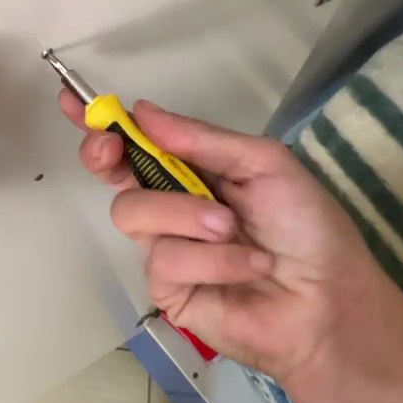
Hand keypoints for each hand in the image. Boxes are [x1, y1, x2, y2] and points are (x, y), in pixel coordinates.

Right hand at [62, 95, 402, 390]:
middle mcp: (173, 207)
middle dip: (106, 156)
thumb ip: (201, 140)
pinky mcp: (168, 290)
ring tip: (233, 230)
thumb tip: (142, 111)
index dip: (102, 123)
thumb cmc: (306, 226)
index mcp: (194, 172)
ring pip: (133, 213)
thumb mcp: (264, 164)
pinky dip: (211, 259)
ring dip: (186, 215)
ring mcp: (167, 248)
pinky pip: (164, 259)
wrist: (329, 301)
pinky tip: (247, 267)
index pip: (138, 143)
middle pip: (115, 175)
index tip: (73, 102)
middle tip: (112, 150)